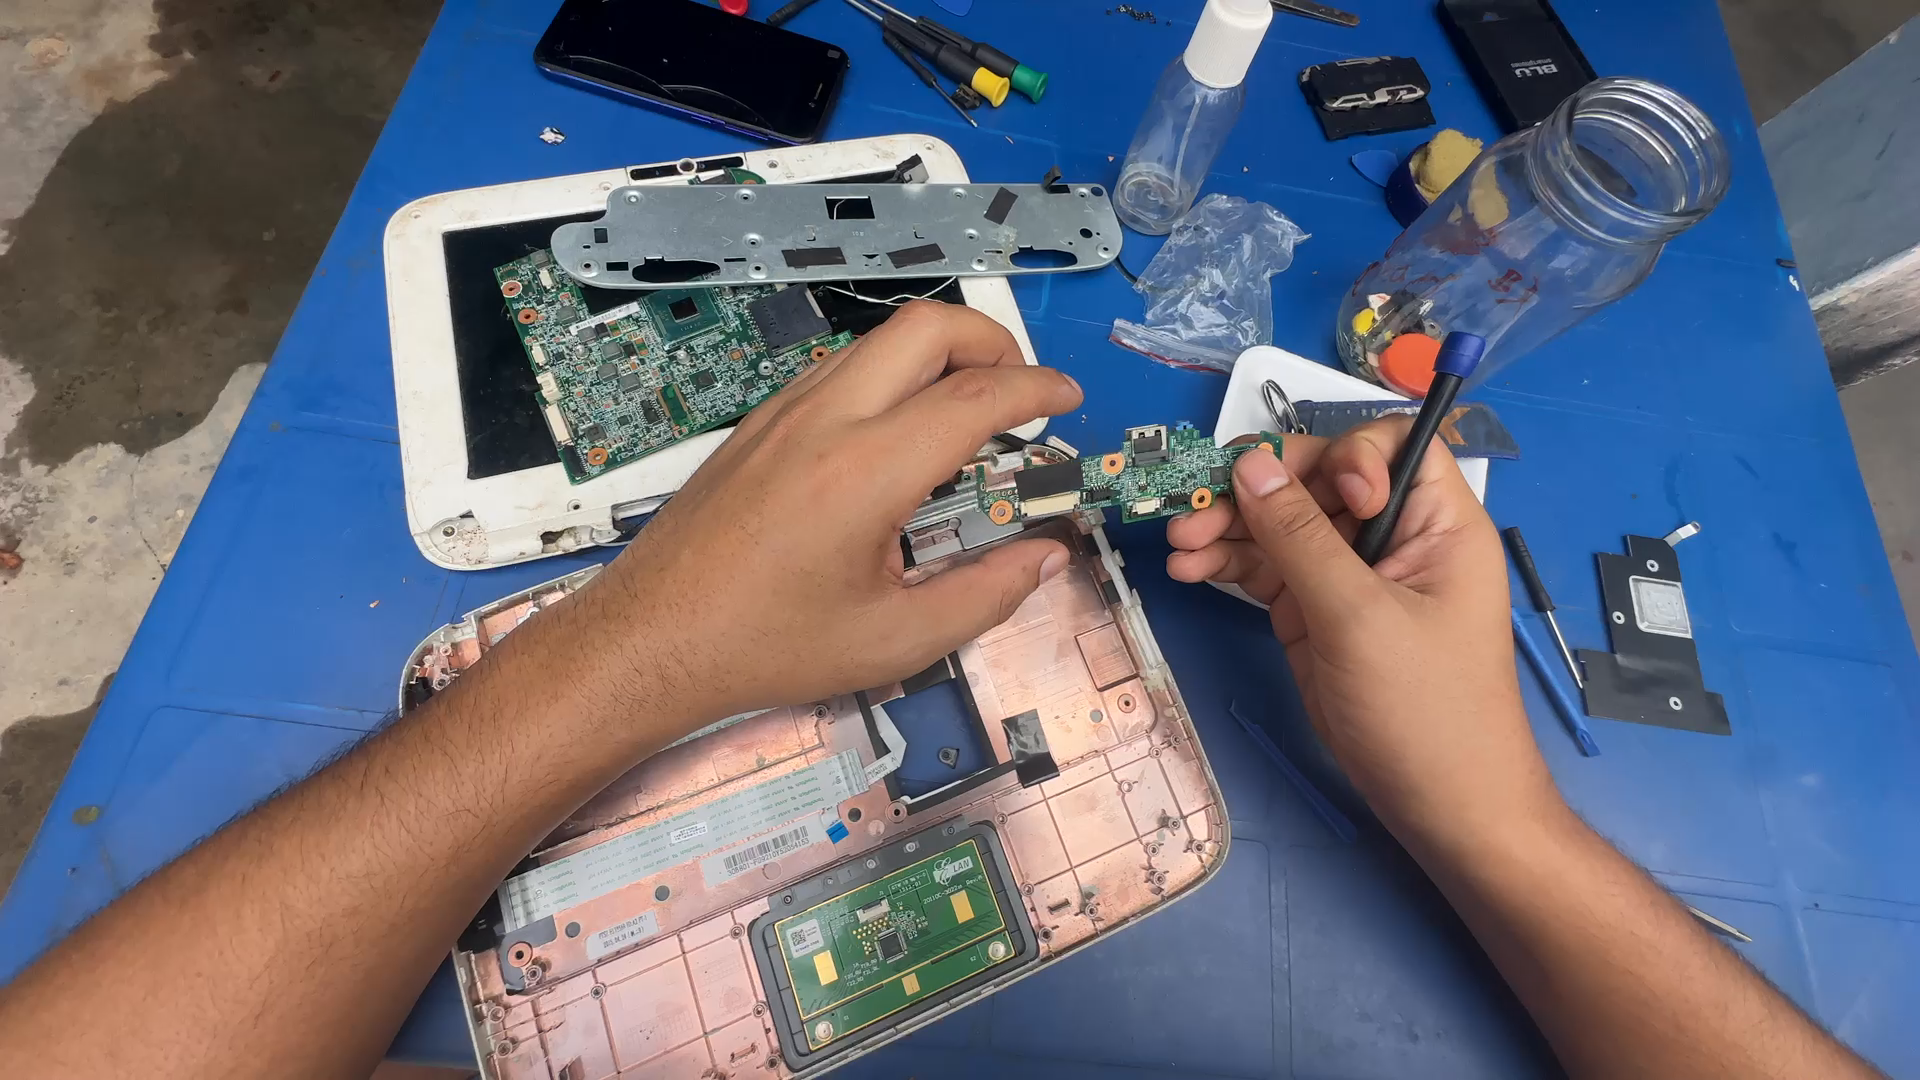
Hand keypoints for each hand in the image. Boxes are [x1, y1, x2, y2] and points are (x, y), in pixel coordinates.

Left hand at [575, 301, 1081, 730]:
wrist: (650, 639)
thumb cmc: (771, 646)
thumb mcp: (894, 641)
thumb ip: (985, 596)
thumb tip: (1044, 556)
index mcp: (867, 470)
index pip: (975, 397)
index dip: (1037, 389)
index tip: (1067, 398)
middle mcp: (826, 418)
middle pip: (927, 327)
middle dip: (992, 342)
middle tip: (1019, 395)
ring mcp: (784, 411)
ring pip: (881, 342)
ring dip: (939, 357)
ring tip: (965, 414)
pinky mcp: (759, 421)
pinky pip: (842, 369)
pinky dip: (893, 377)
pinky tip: (896, 435)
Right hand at [1165, 420, 1563, 852]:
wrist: (1433, 800)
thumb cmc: (1422, 704)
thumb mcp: (1358, 614)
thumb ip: (1299, 536)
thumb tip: (1249, 464)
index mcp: (1432, 522)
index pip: (1394, 446)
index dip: (1350, 453)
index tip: (1324, 493)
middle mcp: (1385, 536)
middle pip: (1314, 481)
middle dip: (1255, 492)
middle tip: (1196, 512)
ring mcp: (1342, 572)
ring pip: (1277, 524)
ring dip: (1225, 528)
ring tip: (1179, 546)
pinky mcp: (1308, 606)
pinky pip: (1261, 566)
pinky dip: (1224, 564)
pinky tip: (1188, 570)